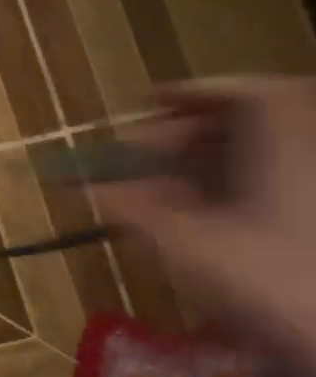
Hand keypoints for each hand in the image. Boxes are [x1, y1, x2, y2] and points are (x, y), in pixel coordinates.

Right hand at [92, 78, 315, 370]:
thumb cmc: (272, 284)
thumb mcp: (187, 245)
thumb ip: (133, 207)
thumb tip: (83, 185)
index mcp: (288, 147)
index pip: (247, 94)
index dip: (194, 92)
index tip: (146, 102)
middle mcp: (311, 157)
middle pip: (263, 120)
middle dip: (198, 129)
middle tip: (144, 151)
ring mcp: (313, 188)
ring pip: (275, 152)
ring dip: (219, 158)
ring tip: (168, 182)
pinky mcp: (308, 219)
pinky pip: (286, 181)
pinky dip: (246, 185)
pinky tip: (210, 210)